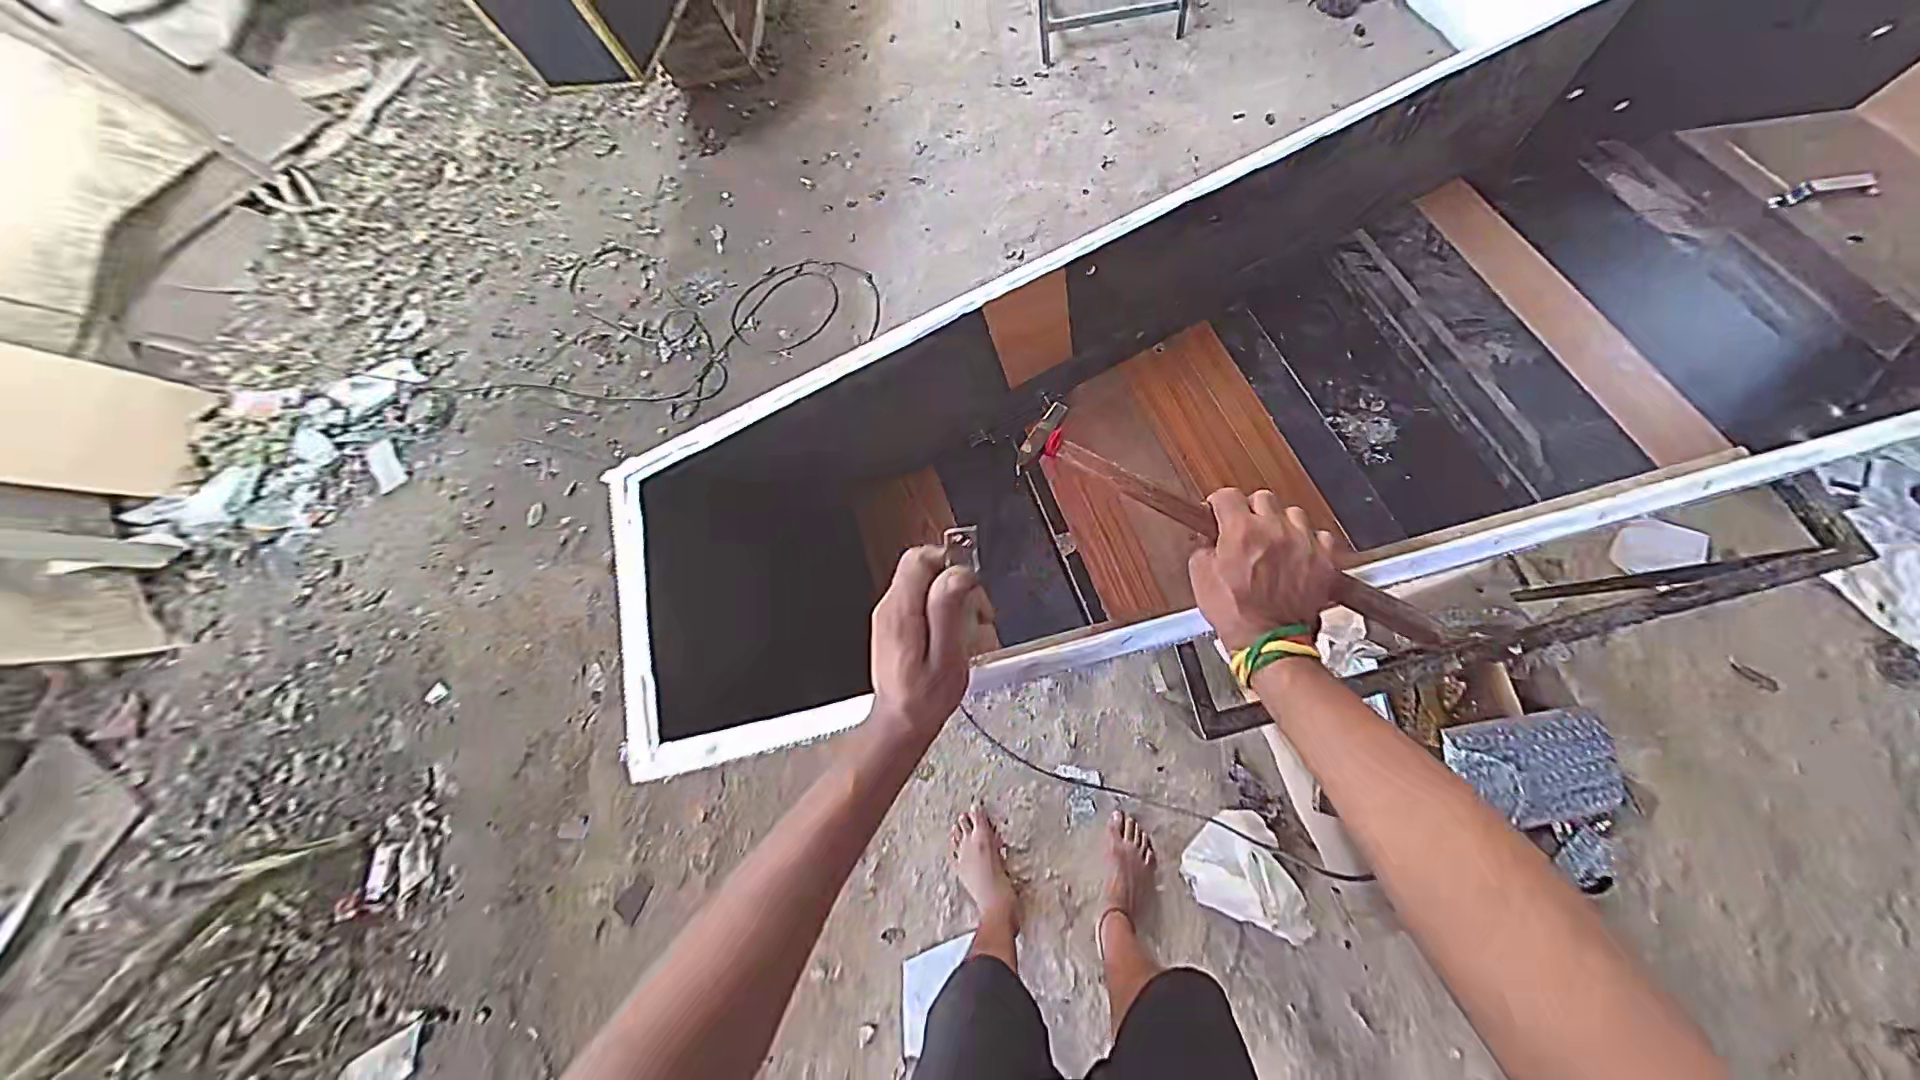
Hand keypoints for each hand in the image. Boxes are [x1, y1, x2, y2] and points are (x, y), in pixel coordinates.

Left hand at [870, 547, 983, 735]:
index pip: (920, 558)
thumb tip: (958, 575)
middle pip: (923, 566)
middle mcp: (889, 607)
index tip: (969, 588)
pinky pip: (920, 599)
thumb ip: (950, 612)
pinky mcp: (894, 621)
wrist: (901, 721)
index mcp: (901, 612)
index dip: (949, 563)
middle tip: (972, 612)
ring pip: (924, 581)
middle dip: (953, 581)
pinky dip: (940, 609)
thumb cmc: (924, 698)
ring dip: (949, 597)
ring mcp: (889, 613)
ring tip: (963, 628)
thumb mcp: (947, 658)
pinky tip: (950, 634)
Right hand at [1188, 489, 1342, 650]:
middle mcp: (1275, 530)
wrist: (1268, 640)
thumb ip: (1202, 549)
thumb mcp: (1201, 578)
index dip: (1218, 504)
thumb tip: (1206, 539)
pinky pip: (1319, 535)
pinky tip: (1296, 554)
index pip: (1227, 495)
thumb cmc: (1236, 613)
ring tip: (1272, 542)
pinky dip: (1307, 541)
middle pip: (1262, 498)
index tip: (1218, 511)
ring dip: (1280, 523)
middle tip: (1244, 529)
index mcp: (1241, 531)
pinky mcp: (1323, 559)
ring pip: (1293, 513)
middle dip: (1250, 511)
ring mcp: (1303, 543)